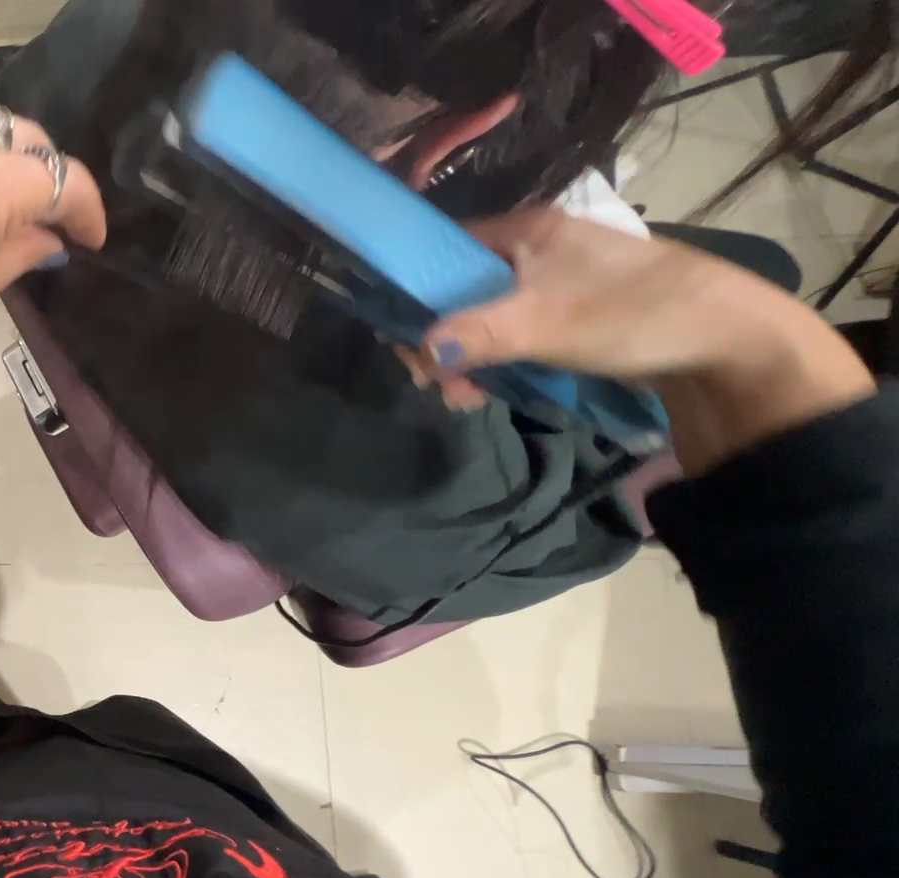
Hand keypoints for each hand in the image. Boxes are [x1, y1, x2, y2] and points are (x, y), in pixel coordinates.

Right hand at [409, 208, 873, 471]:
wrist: (727, 342)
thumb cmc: (630, 314)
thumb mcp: (539, 324)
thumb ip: (470, 335)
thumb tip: (416, 353)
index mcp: (526, 231)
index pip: (444, 249)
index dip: (413, 290)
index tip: (399, 336)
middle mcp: (534, 249)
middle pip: (456, 292)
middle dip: (437, 341)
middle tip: (434, 382)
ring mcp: (551, 283)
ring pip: (479, 319)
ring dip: (461, 361)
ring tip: (464, 397)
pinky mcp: (566, 315)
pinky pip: (506, 335)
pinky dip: (489, 363)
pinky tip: (485, 391)